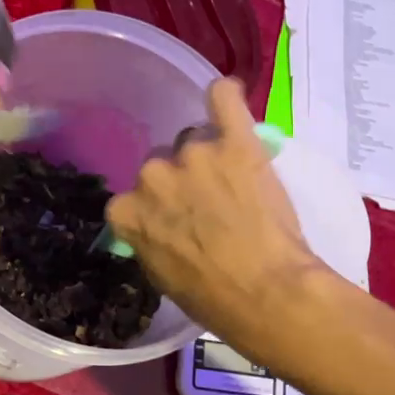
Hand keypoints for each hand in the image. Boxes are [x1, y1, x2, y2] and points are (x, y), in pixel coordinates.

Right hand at [104, 80, 328, 353]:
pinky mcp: (235, 141)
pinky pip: (223, 97)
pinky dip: (224, 96)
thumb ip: (148, 237)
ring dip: (209, 155)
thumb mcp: (161, 275)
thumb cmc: (213, 298)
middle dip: (181, 181)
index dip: (156, 209)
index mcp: (127, 211)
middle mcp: (152, 176)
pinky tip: (227, 99)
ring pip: (194, 140)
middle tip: (210, 205)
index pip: (131, 198)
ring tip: (236, 181)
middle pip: (161, 164)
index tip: (175, 222)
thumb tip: (156, 224)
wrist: (267, 293)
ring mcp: (193, 154)